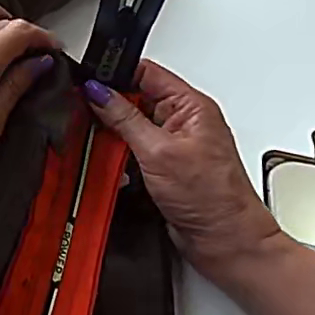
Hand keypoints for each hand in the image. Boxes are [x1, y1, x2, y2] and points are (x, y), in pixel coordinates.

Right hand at [82, 61, 287, 279]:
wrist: (224, 242)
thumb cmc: (213, 198)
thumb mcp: (158, 151)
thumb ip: (125, 118)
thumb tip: (100, 92)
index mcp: (190, 105)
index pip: (147, 72)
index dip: (117, 73)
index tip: (90, 83)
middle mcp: (182, 122)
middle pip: (135, 100)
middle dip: (111, 112)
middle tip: (94, 121)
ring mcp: (172, 146)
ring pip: (130, 129)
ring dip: (115, 140)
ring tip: (107, 151)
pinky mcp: (163, 168)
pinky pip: (132, 154)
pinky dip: (120, 161)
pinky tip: (117, 170)